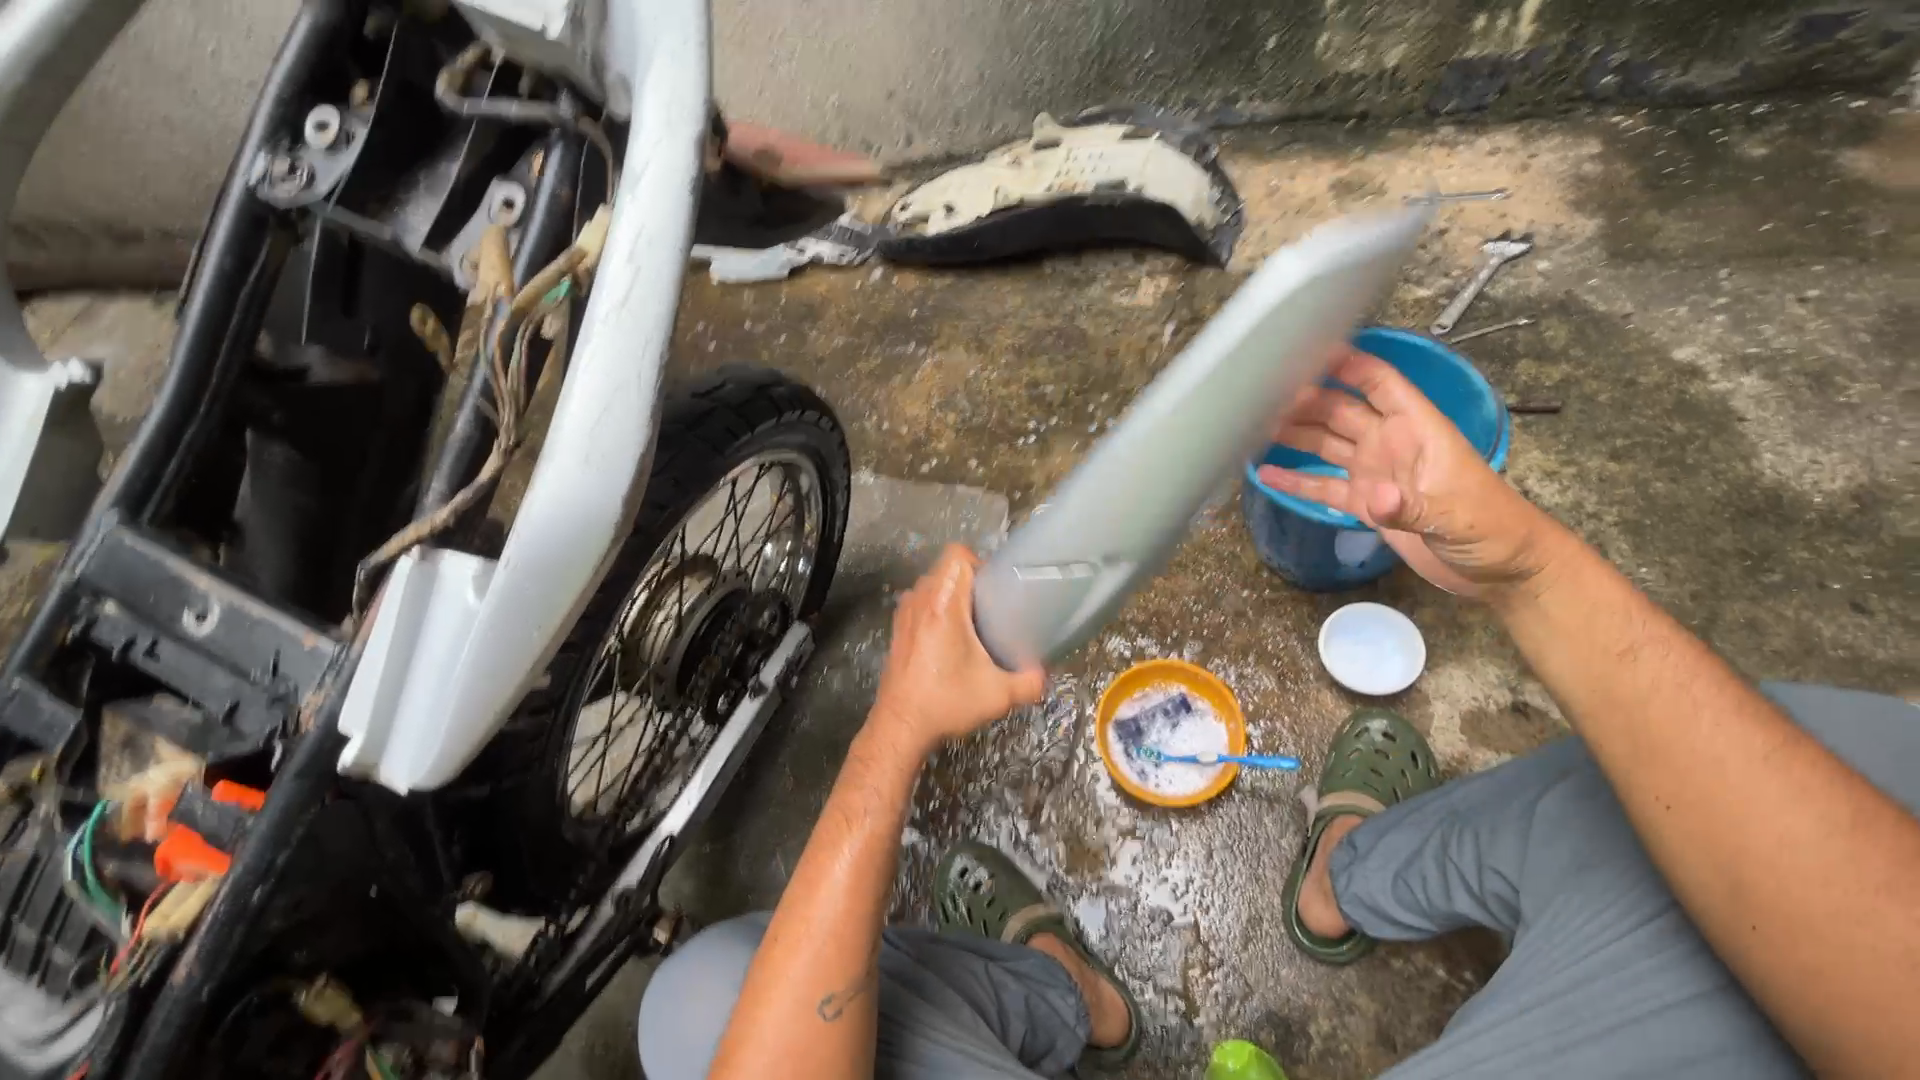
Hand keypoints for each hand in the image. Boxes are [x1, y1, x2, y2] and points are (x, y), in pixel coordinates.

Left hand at [869, 545, 1046, 753]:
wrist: (901, 726)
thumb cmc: (947, 702)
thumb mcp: (999, 695)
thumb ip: (1030, 682)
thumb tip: (1044, 673)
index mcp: (944, 604)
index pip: (957, 555)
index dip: (979, 563)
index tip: (994, 588)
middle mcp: (920, 601)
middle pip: (945, 569)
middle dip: (969, 582)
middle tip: (990, 608)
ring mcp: (904, 615)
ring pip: (931, 586)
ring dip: (950, 596)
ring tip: (971, 624)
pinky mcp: (897, 630)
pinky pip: (920, 604)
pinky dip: (935, 611)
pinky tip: (949, 640)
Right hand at [1260, 346, 1563, 599]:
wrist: (1501, 571)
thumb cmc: (1492, 528)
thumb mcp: (1456, 515)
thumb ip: (1412, 506)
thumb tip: (1375, 499)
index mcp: (1417, 430)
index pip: (1380, 384)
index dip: (1348, 364)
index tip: (1309, 352)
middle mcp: (1390, 444)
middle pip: (1341, 410)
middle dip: (1305, 400)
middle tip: (1262, 396)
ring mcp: (1375, 473)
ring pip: (1327, 444)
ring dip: (1295, 434)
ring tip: (1254, 426)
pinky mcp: (1365, 504)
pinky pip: (1324, 487)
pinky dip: (1297, 481)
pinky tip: (1267, 474)